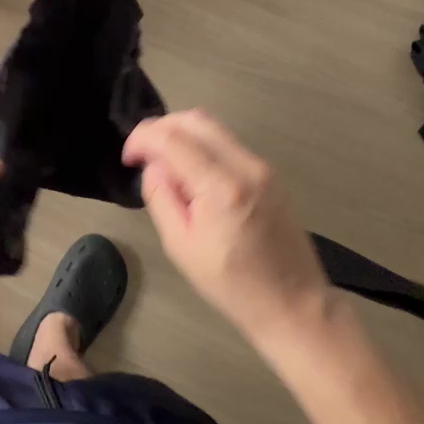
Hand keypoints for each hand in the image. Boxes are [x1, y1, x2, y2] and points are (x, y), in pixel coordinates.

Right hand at [122, 110, 329, 338]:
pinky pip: (228, 143)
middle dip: (161, 128)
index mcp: (222, 188)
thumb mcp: (181, 246)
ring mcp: (262, 167)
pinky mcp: (270, 173)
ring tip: (165, 163)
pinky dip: (202, 145)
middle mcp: (246, 166)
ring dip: (182, 134)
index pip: (173, 139)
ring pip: (213, 126)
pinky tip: (192, 173)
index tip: (128, 157)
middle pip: (194, 119)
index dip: (143, 138)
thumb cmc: (232, 284)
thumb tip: (153, 166)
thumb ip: (161, 197)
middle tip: (142, 153)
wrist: (294, 303)